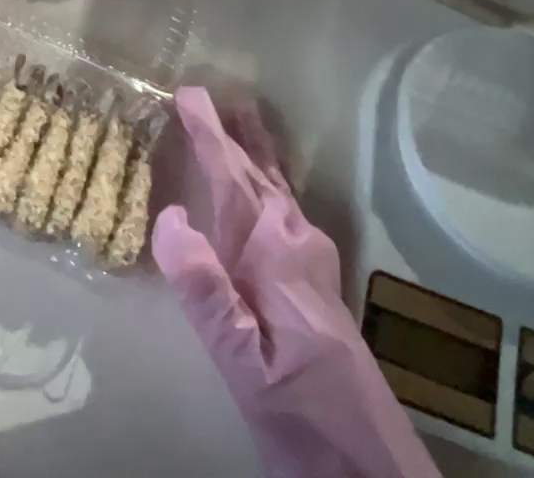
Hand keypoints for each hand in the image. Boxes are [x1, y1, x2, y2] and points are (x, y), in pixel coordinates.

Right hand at [153, 88, 438, 477]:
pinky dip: (264, 180)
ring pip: (277, 189)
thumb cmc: (296, 406)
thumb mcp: (243, 359)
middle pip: (262, 174)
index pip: (235, 180)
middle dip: (236, 131)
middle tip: (213, 92)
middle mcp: (296, 247)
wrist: (364, 461)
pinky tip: (261, 186)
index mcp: (274, 257)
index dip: (210, 135)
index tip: (187, 93)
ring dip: (255, 151)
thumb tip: (169, 215)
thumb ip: (207, 290)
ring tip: (238, 119)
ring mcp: (309, 264)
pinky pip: (282, 208)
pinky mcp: (310, 283)